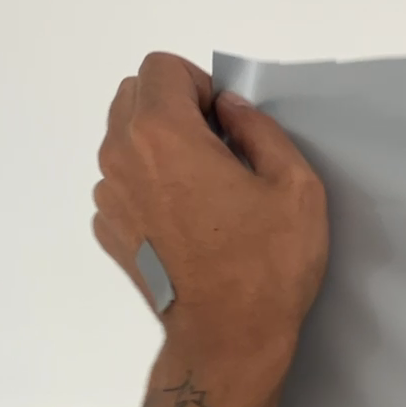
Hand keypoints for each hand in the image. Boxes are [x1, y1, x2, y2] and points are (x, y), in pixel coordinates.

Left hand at [93, 53, 328, 376]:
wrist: (231, 338)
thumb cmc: (270, 264)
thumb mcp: (298, 190)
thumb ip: (264, 132)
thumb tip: (232, 111)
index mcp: (163, 133)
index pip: (162, 68)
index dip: (202, 86)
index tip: (232, 128)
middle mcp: (120, 154)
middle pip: (135, 97)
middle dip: (178, 112)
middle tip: (224, 158)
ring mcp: (107, 195)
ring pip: (127, 144)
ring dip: (164, 154)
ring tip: (210, 201)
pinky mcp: (109, 231)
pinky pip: (126, 189)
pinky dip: (153, 193)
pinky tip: (193, 230)